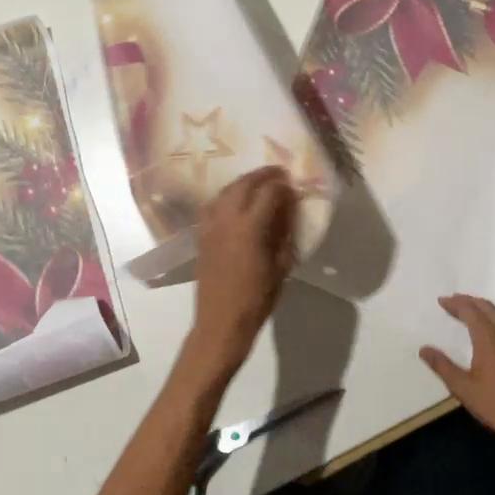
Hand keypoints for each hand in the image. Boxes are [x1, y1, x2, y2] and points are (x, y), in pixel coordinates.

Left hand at [187, 167, 296, 373]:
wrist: (221, 321)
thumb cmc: (257, 298)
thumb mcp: (281, 266)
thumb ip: (284, 233)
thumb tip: (288, 209)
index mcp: (250, 227)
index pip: (269, 192)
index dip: (283, 185)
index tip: (293, 185)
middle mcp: (227, 219)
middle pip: (244, 184)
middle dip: (262, 175)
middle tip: (277, 173)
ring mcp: (210, 225)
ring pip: (226, 191)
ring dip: (243, 182)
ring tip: (258, 182)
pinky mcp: (201, 234)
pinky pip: (213, 205)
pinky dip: (227, 196)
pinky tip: (236, 201)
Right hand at [419, 294, 494, 444]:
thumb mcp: (463, 388)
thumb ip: (442, 366)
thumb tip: (424, 349)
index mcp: (489, 338)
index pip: (470, 310)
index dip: (455, 303)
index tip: (442, 301)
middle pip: (488, 308)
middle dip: (470, 302)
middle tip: (455, 302)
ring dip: (487, 311)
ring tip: (475, 315)